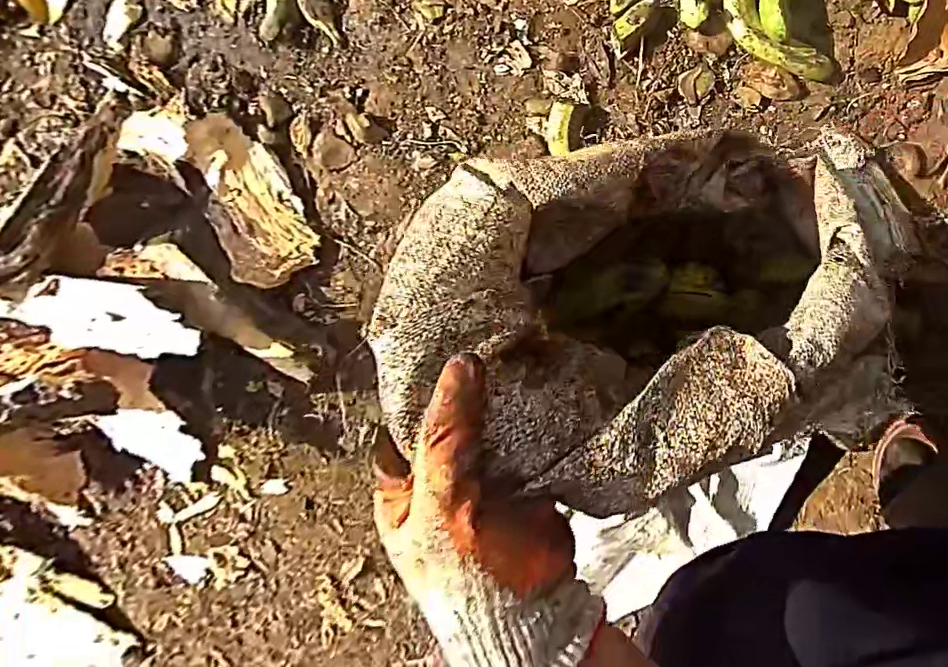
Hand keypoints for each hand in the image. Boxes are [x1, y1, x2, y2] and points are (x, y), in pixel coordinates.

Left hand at [374, 354, 604, 666]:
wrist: (534, 610)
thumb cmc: (468, 575)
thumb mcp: (442, 504)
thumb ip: (446, 437)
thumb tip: (460, 364)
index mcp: (405, 487)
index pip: (406, 419)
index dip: (423, 383)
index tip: (448, 339)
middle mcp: (441, 474)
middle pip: (452, 413)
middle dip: (471, 381)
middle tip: (492, 335)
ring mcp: (484, 471)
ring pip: (490, 417)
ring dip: (504, 390)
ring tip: (519, 347)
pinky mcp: (523, 469)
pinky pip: (524, 428)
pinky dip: (533, 407)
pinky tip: (543, 379)